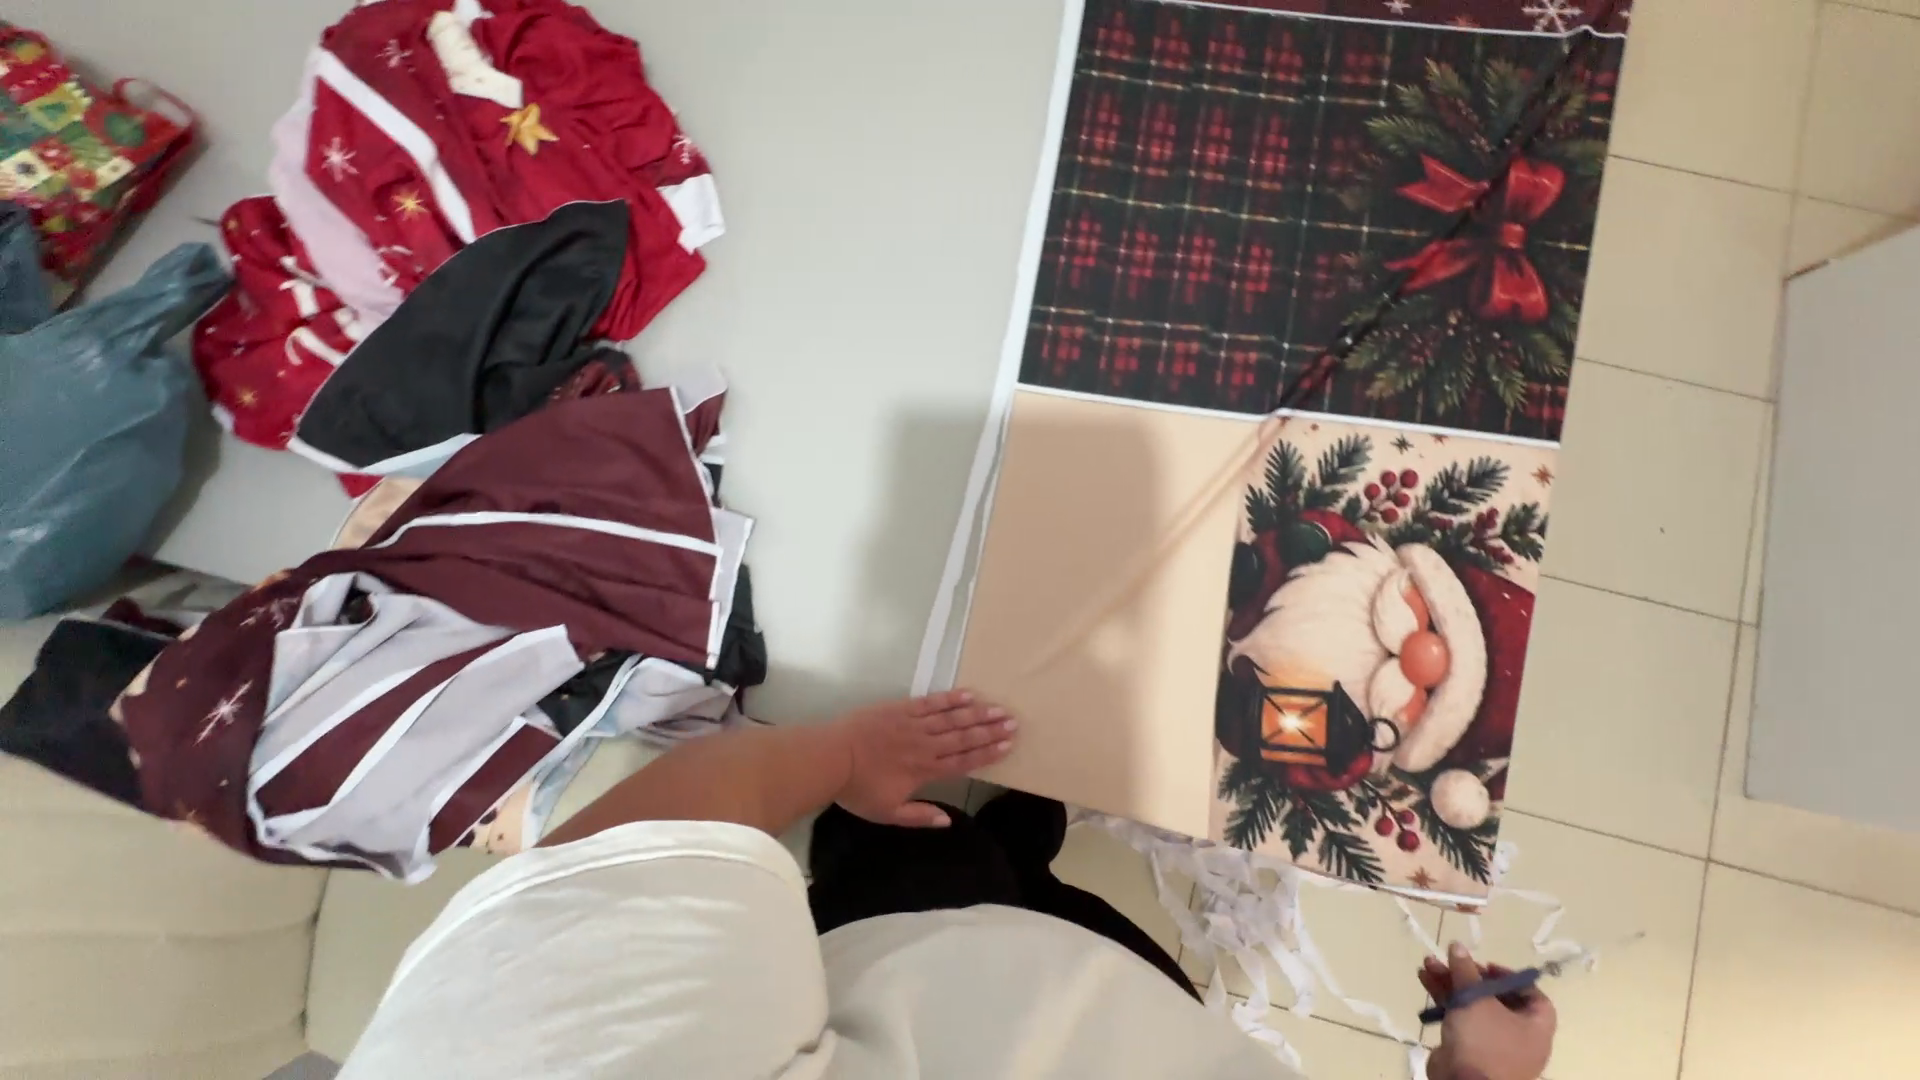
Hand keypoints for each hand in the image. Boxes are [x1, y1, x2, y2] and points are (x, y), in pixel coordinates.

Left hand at [830, 690, 1016, 827]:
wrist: (830, 758)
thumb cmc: (857, 789)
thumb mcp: (887, 813)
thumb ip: (919, 816)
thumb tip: (949, 820)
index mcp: (925, 771)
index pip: (963, 761)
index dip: (987, 753)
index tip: (1007, 745)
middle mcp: (925, 745)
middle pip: (963, 737)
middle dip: (990, 730)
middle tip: (1013, 723)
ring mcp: (913, 724)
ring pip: (951, 718)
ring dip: (977, 713)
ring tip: (998, 708)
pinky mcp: (900, 709)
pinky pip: (930, 702)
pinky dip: (950, 698)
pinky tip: (966, 694)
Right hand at [1420, 943, 1556, 1079]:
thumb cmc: (1484, 1041)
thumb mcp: (1476, 1000)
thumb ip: (1466, 971)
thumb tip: (1458, 946)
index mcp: (1534, 1028)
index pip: (1534, 997)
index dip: (1512, 978)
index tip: (1487, 965)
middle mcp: (1517, 1034)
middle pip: (1495, 996)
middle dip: (1469, 974)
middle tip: (1451, 961)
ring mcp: (1491, 1040)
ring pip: (1472, 1002)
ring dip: (1450, 981)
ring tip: (1428, 963)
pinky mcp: (1467, 1044)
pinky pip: (1458, 1014)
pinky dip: (1443, 996)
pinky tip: (1424, 978)